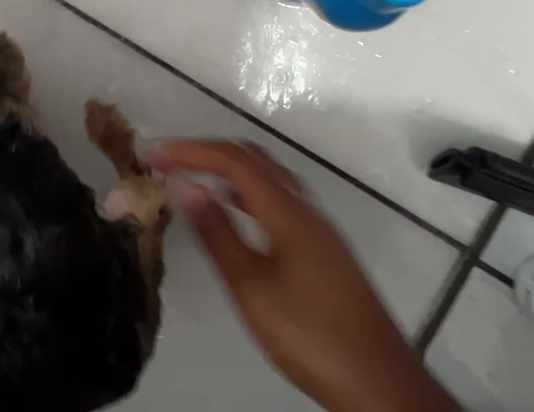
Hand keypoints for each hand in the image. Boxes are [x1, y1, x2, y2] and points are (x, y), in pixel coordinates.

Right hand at [152, 140, 457, 411]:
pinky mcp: (324, 249)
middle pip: (254, 158)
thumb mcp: (252, 289)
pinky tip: (235, 214)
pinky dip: (249, 192)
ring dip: (230, 169)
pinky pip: (280, 198)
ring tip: (194, 180)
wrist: (380, 383)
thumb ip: (219, 235)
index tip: (153, 154)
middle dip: (209, 151)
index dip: (190, 151)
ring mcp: (319, 228)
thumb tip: (190, 187)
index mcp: (288, 211)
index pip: (233, 160)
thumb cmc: (310, 335)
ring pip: (270, 177)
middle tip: (170, 162)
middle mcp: (306, 208)